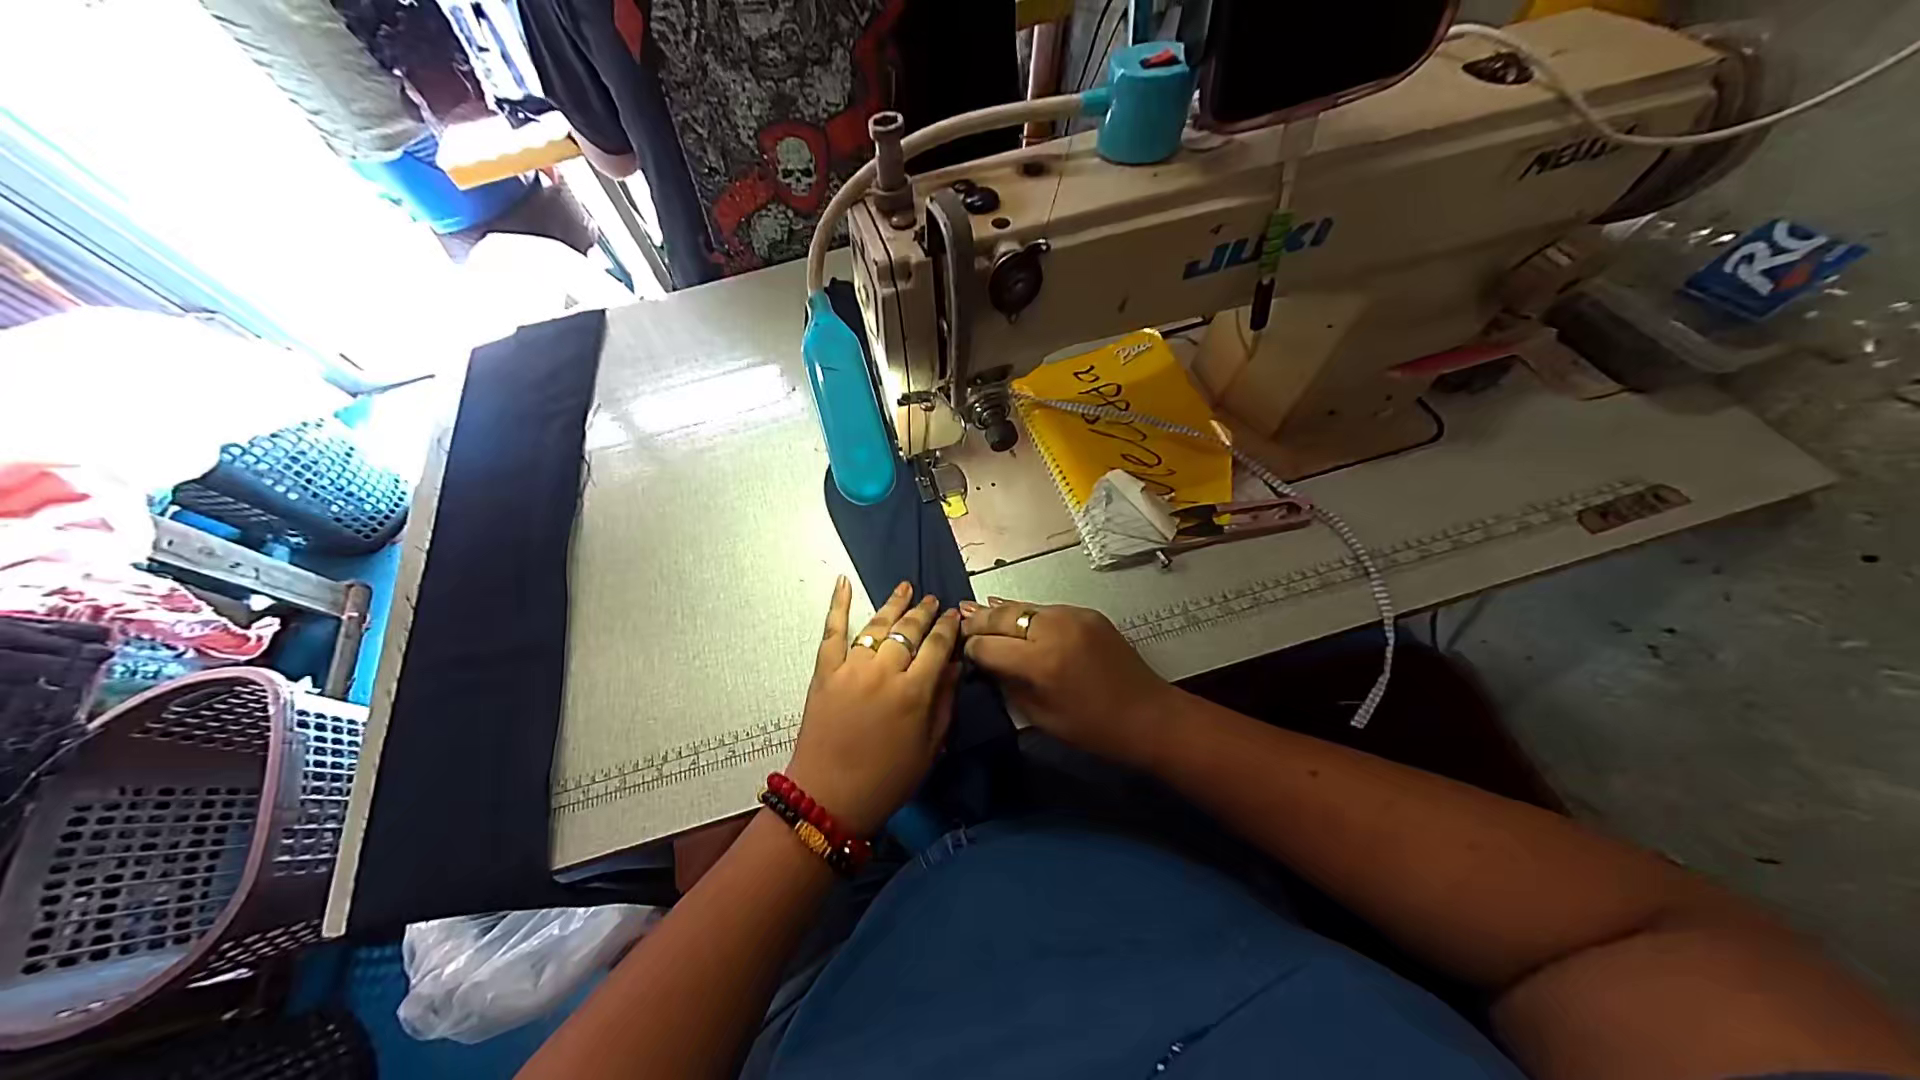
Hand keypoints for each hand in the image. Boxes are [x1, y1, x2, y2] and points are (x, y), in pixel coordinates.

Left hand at [785, 577, 960, 836]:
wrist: (828, 797)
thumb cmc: (887, 779)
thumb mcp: (929, 747)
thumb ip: (944, 702)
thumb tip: (954, 666)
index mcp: (914, 691)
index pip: (938, 646)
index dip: (948, 627)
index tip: (954, 616)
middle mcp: (884, 671)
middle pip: (909, 630)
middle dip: (924, 612)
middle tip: (933, 600)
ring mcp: (851, 668)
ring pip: (877, 625)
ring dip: (893, 604)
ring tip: (905, 588)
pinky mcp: (825, 671)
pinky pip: (832, 631)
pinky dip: (837, 605)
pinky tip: (842, 583)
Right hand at [960, 597, 1176, 764]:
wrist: (1148, 715)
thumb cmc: (1092, 728)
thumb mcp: (1040, 715)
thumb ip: (1008, 683)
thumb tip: (985, 661)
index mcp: (1040, 661)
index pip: (988, 646)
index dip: (971, 649)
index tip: (961, 652)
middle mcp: (1053, 629)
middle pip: (1002, 617)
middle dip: (978, 620)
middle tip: (957, 619)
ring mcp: (1072, 616)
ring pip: (1023, 607)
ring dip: (999, 611)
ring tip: (974, 608)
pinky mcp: (1086, 613)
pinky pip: (1046, 609)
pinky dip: (1026, 613)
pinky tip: (1010, 610)